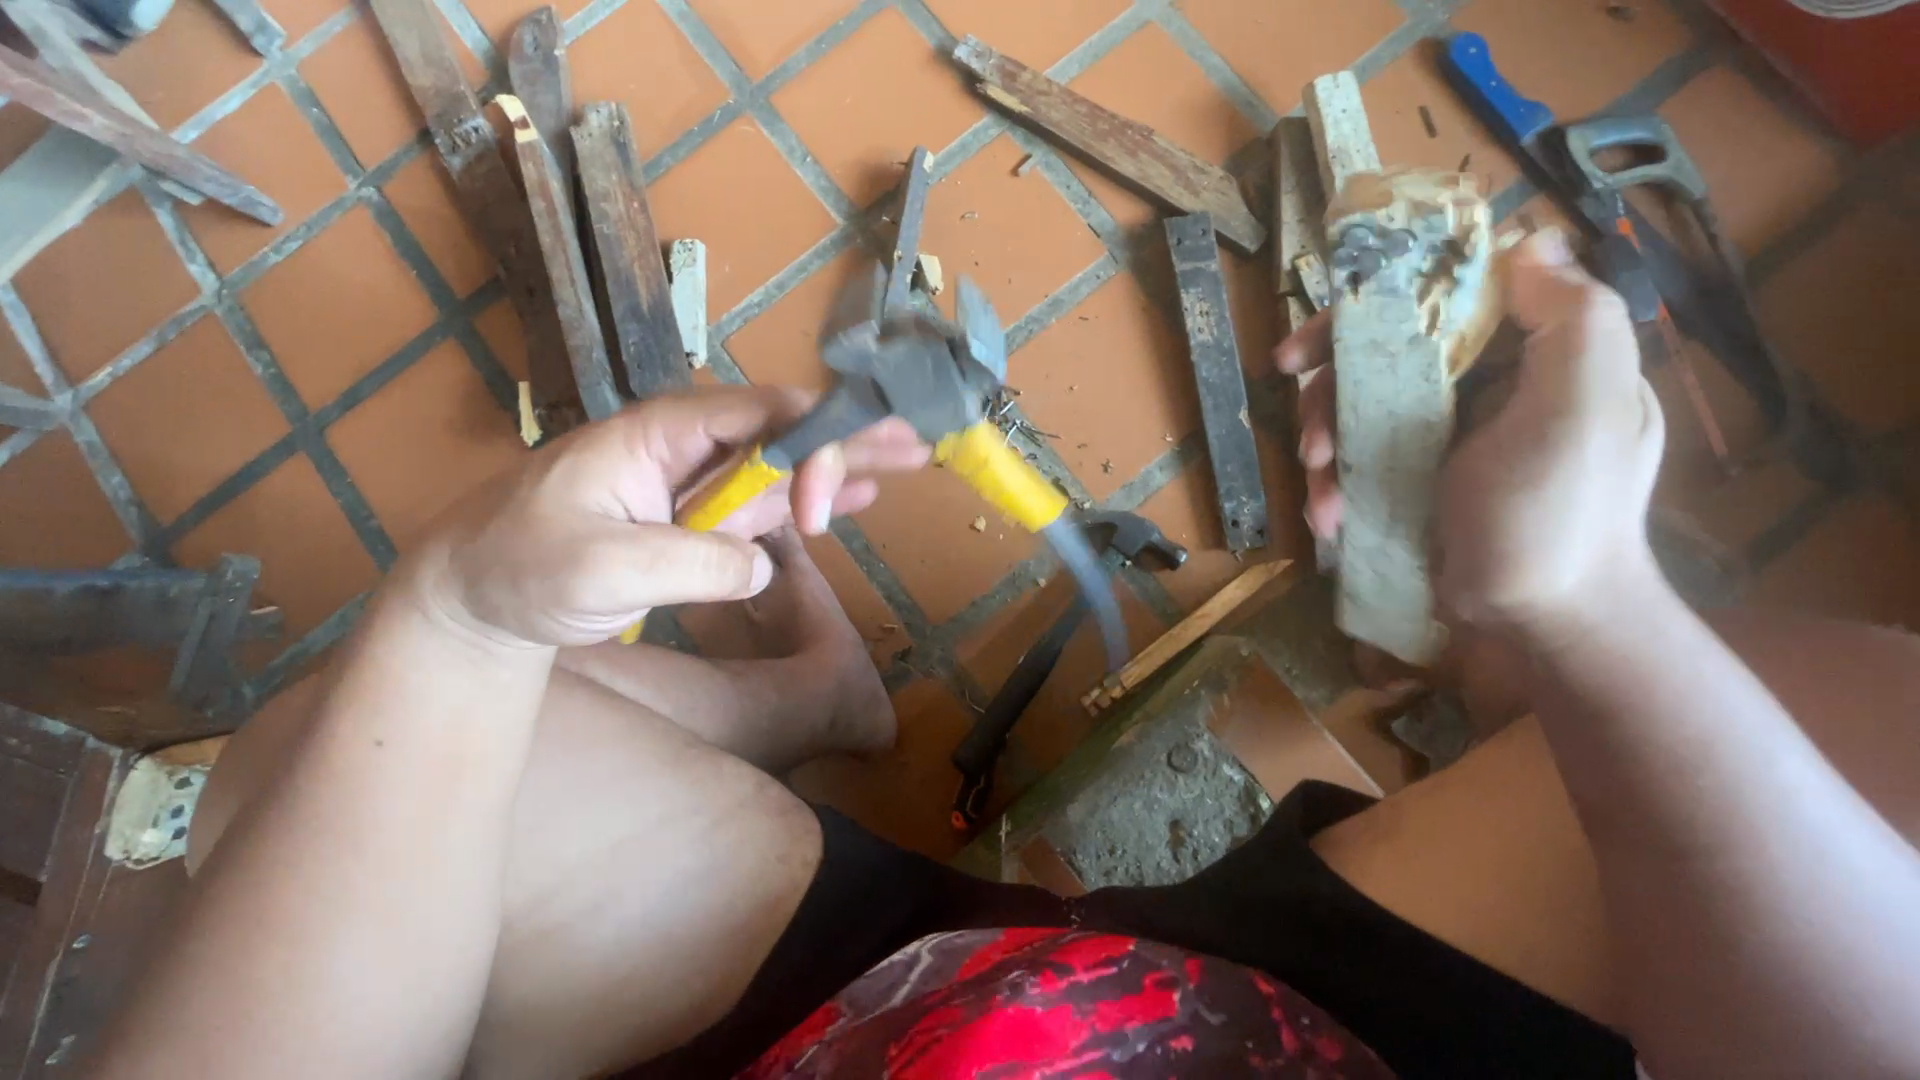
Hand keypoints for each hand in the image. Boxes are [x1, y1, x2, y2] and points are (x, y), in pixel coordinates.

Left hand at [407, 386, 928, 648]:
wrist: (478, 596)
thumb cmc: (523, 567)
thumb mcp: (602, 567)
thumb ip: (691, 561)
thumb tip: (759, 565)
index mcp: (662, 432)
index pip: (757, 415)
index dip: (807, 444)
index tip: (819, 508)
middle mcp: (689, 447)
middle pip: (785, 429)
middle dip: (849, 436)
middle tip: (915, 440)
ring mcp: (696, 485)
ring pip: (786, 464)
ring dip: (846, 464)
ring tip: (907, 460)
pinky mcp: (698, 521)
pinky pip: (768, 504)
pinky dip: (815, 500)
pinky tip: (855, 500)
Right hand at [1276, 228, 1665, 635]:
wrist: (1545, 624)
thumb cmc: (1563, 515)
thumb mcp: (1584, 410)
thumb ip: (1571, 319)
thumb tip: (1529, 241)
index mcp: (1533, 354)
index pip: (1444, 301)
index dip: (1376, 308)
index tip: (1318, 340)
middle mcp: (1488, 385)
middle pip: (1387, 356)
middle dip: (1332, 390)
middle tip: (1304, 431)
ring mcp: (1446, 436)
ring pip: (1362, 410)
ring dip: (1325, 443)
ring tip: (1317, 488)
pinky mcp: (1415, 480)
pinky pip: (1360, 461)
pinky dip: (1335, 486)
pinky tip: (1329, 519)